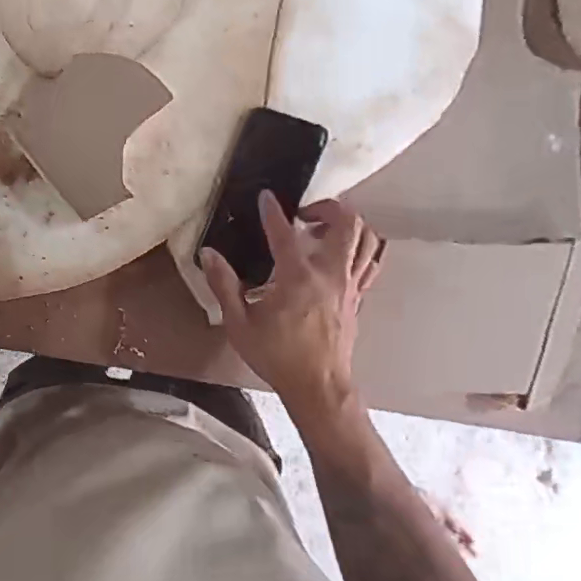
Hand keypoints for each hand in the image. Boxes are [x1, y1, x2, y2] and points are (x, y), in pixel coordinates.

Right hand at [201, 193, 383, 418]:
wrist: (316, 384)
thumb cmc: (274, 355)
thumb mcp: (238, 323)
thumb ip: (224, 285)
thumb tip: (209, 254)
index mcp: (297, 277)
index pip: (284, 233)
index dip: (272, 211)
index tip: (266, 197)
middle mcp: (330, 273)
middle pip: (346, 222)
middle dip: (327, 208)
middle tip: (303, 214)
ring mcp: (350, 284)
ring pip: (366, 238)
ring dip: (349, 225)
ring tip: (324, 229)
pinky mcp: (358, 296)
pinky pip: (371, 261)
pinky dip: (361, 248)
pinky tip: (342, 253)